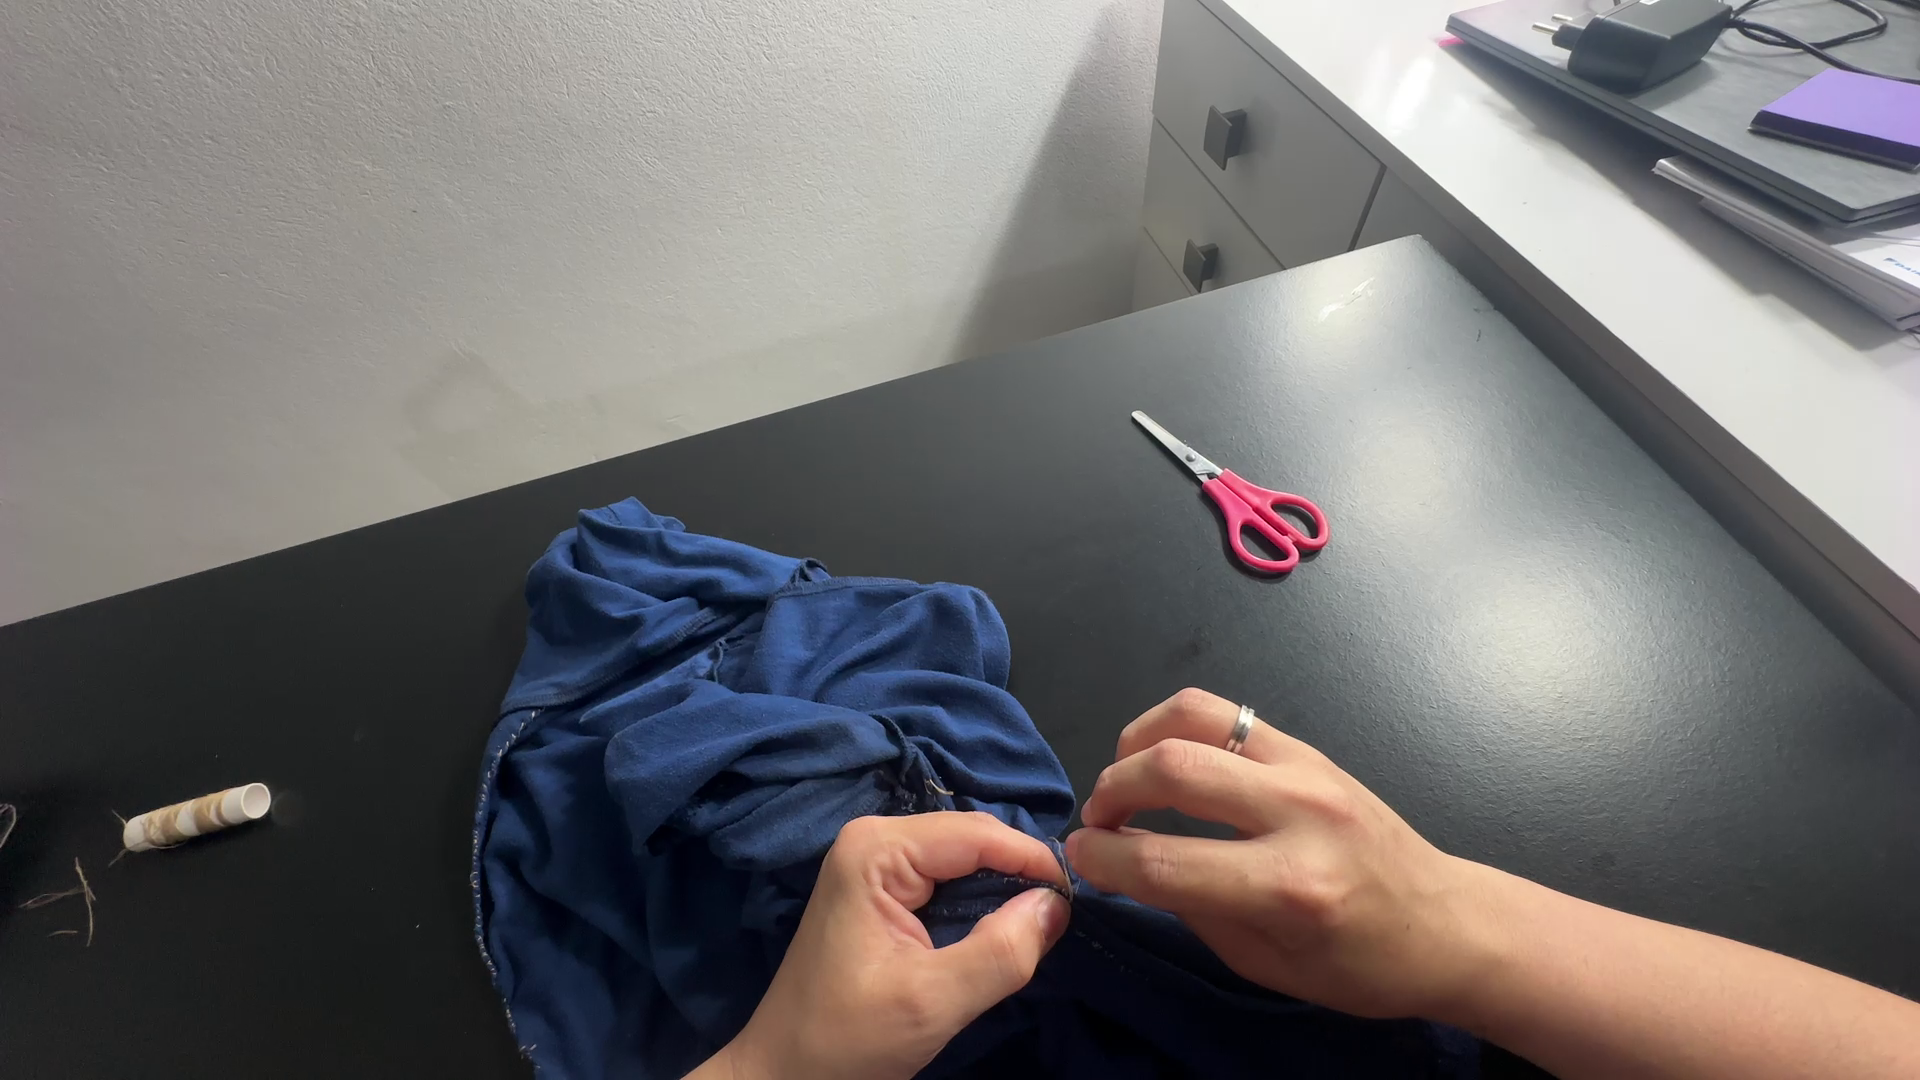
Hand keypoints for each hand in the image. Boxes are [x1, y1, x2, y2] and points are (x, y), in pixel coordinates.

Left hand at [699, 812, 1070, 1079]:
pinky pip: (946, 874)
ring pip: (962, 854)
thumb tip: (1057, 905)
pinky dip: (978, 896)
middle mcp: (876, 836)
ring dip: (1001, 884)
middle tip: (1060, 913)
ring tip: (1039, 918)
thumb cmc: (846, 1042)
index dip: (1030, 858)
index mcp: (878, 848)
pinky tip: (999, 922)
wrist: (782, 1074)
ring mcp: (875, 856)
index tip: (1075, 897)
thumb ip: (999, 953)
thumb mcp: (930, 1004)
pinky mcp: (881, 881)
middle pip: (969, 837)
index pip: (975, 834)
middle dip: (1017, 870)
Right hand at [1065, 688, 1498, 1020]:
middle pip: (1170, 771)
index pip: (1163, 863)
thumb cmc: (1359, 963)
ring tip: (1125, 776)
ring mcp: (1301, 766)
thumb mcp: (1263, 964)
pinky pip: (1218, 710)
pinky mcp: (1302, 743)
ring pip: (1188, 718)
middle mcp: (1295, 813)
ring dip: (1135, 744)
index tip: (1079, 856)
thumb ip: (1186, 904)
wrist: (1448, 920)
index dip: (1103, 858)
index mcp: (1288, 889)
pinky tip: (1163, 753)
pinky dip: (1170, 725)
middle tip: (1098, 819)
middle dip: (1111, 791)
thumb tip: (1123, 856)